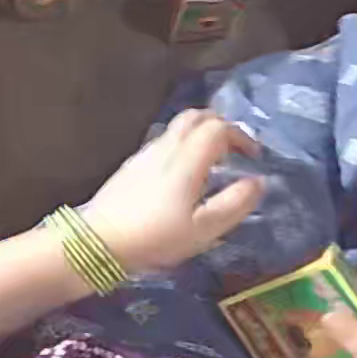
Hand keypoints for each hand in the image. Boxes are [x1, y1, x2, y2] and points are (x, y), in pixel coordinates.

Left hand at [83, 110, 263, 274]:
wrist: (98, 240)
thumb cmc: (154, 237)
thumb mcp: (202, 229)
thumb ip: (234, 203)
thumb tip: (258, 182)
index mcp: (186, 160)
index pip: (217, 127)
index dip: (240, 136)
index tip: (252, 157)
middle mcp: (164, 149)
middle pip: (195, 117)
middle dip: (220, 126)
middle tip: (234, 150)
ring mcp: (144, 155)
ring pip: (176, 128)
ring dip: (199, 135)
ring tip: (211, 162)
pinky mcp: (130, 166)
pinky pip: (162, 142)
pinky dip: (181, 147)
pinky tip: (182, 174)